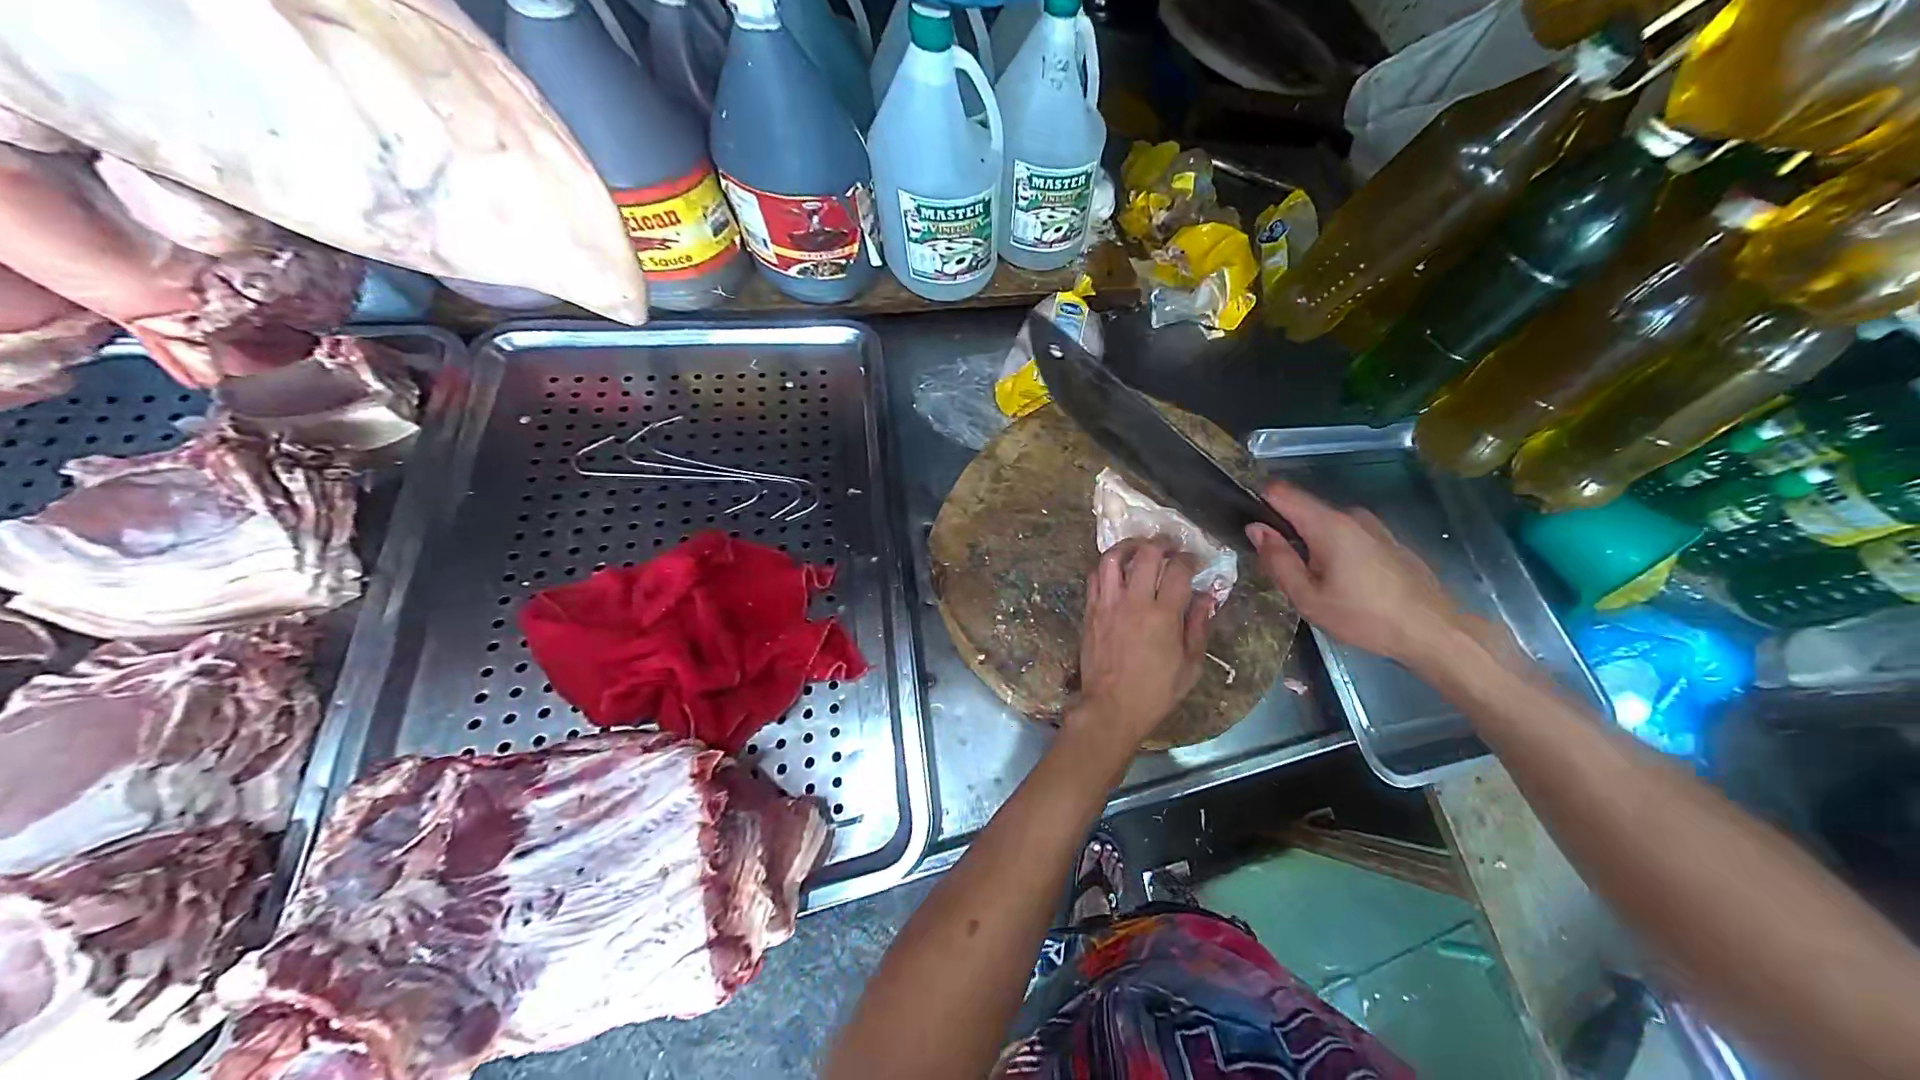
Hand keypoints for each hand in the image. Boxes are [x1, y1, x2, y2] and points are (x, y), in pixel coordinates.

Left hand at [1069, 539, 1213, 751]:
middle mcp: (1134, 603)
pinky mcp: (1090, 611)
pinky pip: (1095, 577)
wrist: (1111, 707)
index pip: (1179, 571)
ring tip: (1139, 547)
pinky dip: (1107, 566)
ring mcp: (1108, 604)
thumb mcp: (1190, 665)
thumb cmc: (1155, 691)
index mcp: (1164, 616)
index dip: (1189, 559)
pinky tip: (1117, 569)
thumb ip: (1198, 626)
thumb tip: (1206, 597)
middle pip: (1146, 555)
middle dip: (1161, 544)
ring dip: (1128, 546)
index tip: (1193, 560)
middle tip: (1169, 546)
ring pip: (1113, 559)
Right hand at [1246, 479, 1485, 668]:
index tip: (1251, 528)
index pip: (1281, 491)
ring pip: (1325, 525)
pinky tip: (1343, 583)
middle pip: (1303, 510)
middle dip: (1285, 532)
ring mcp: (1373, 525)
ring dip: (1311, 545)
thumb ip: (1277, 560)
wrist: (1434, 631)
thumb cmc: (1364, 616)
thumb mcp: (1308, 597)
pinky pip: (1347, 535)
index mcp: (1328, 524)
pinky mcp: (1387, 539)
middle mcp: (1351, 515)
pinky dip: (1334, 550)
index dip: (1259, 502)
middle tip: (1283, 571)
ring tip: (1314, 582)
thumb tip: (1256, 528)